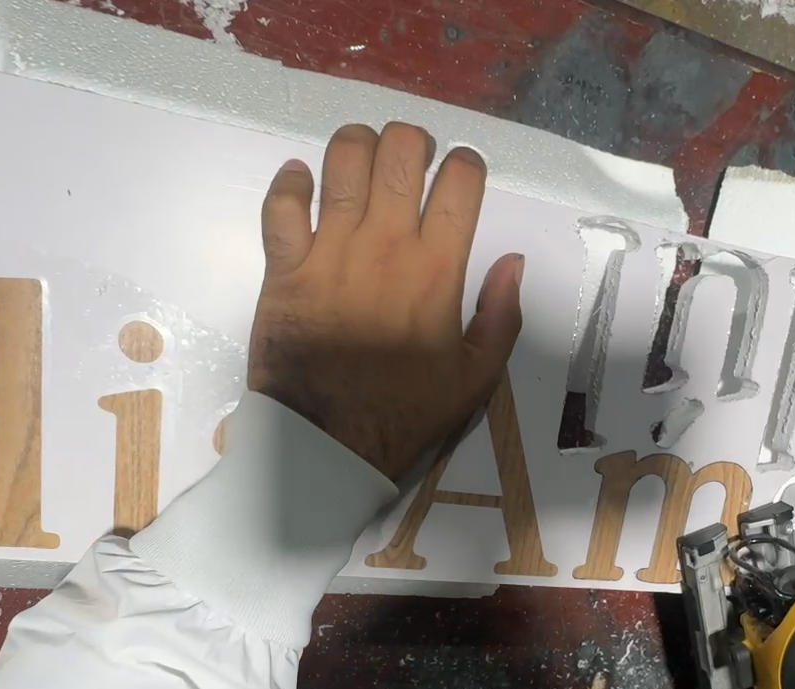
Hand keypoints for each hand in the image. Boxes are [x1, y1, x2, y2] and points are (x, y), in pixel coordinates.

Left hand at [247, 121, 523, 478]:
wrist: (331, 441)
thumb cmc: (407, 412)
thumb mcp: (476, 378)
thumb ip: (502, 317)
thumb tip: (512, 262)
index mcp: (436, 271)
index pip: (459, 182)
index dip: (468, 164)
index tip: (465, 174)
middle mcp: (384, 245)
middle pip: (400, 151)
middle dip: (414, 141)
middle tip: (414, 160)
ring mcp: (330, 250)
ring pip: (343, 159)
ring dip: (359, 145)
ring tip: (366, 162)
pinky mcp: (285, 265)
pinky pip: (282, 202)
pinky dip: (291, 183)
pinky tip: (304, 183)